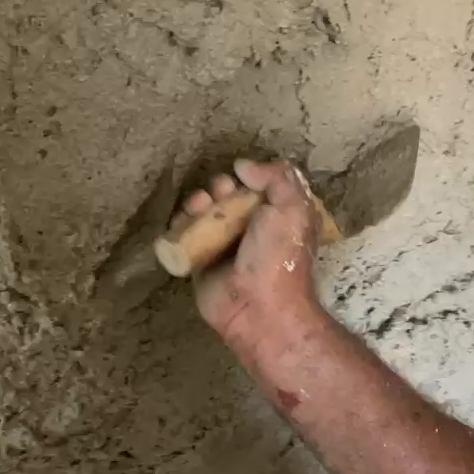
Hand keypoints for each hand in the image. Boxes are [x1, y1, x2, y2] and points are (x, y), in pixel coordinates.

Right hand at [180, 160, 328, 354]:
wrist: (259, 307)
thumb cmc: (279, 255)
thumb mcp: (292, 208)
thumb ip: (276, 177)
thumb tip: (243, 166)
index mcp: (278, 216)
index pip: (260, 186)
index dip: (249, 177)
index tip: (243, 177)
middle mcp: (251, 229)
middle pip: (228, 196)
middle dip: (221, 187)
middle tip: (223, 193)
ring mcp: (224, 245)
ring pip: (204, 212)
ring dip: (199, 201)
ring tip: (201, 205)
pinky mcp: (200, 261)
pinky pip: (185, 235)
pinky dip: (181, 223)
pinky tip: (185, 220)